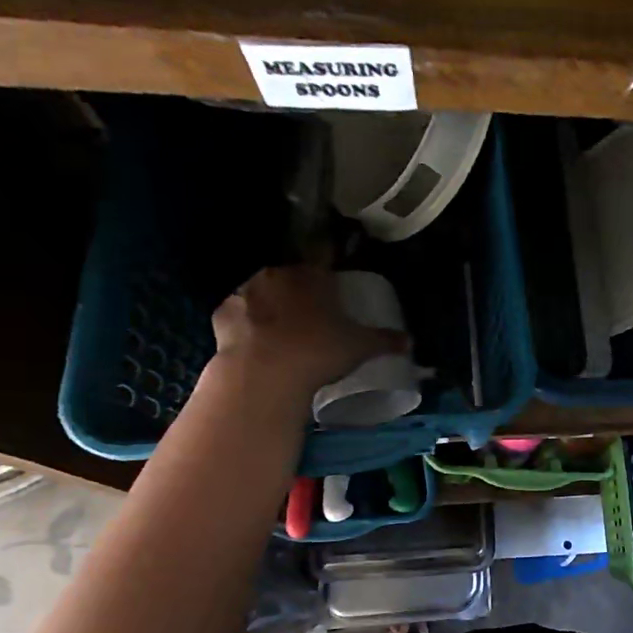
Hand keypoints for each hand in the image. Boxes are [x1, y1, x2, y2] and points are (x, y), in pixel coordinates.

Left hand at [209, 265, 406, 393]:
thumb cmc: (319, 351)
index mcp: (312, 274)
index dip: (329, 272)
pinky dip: (246, 327)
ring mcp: (245, 292)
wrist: (265, 374)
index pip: (323, 259)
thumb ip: (385, 340)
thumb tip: (410, 341)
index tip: (333, 288)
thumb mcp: (361, 347)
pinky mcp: (222, 315)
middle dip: (299, 292)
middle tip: (311, 319)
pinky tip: (256, 346)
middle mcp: (277, 274)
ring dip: (270, 308)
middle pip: (291, 277)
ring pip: (262, 294)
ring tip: (282, 336)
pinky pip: (238, 316)